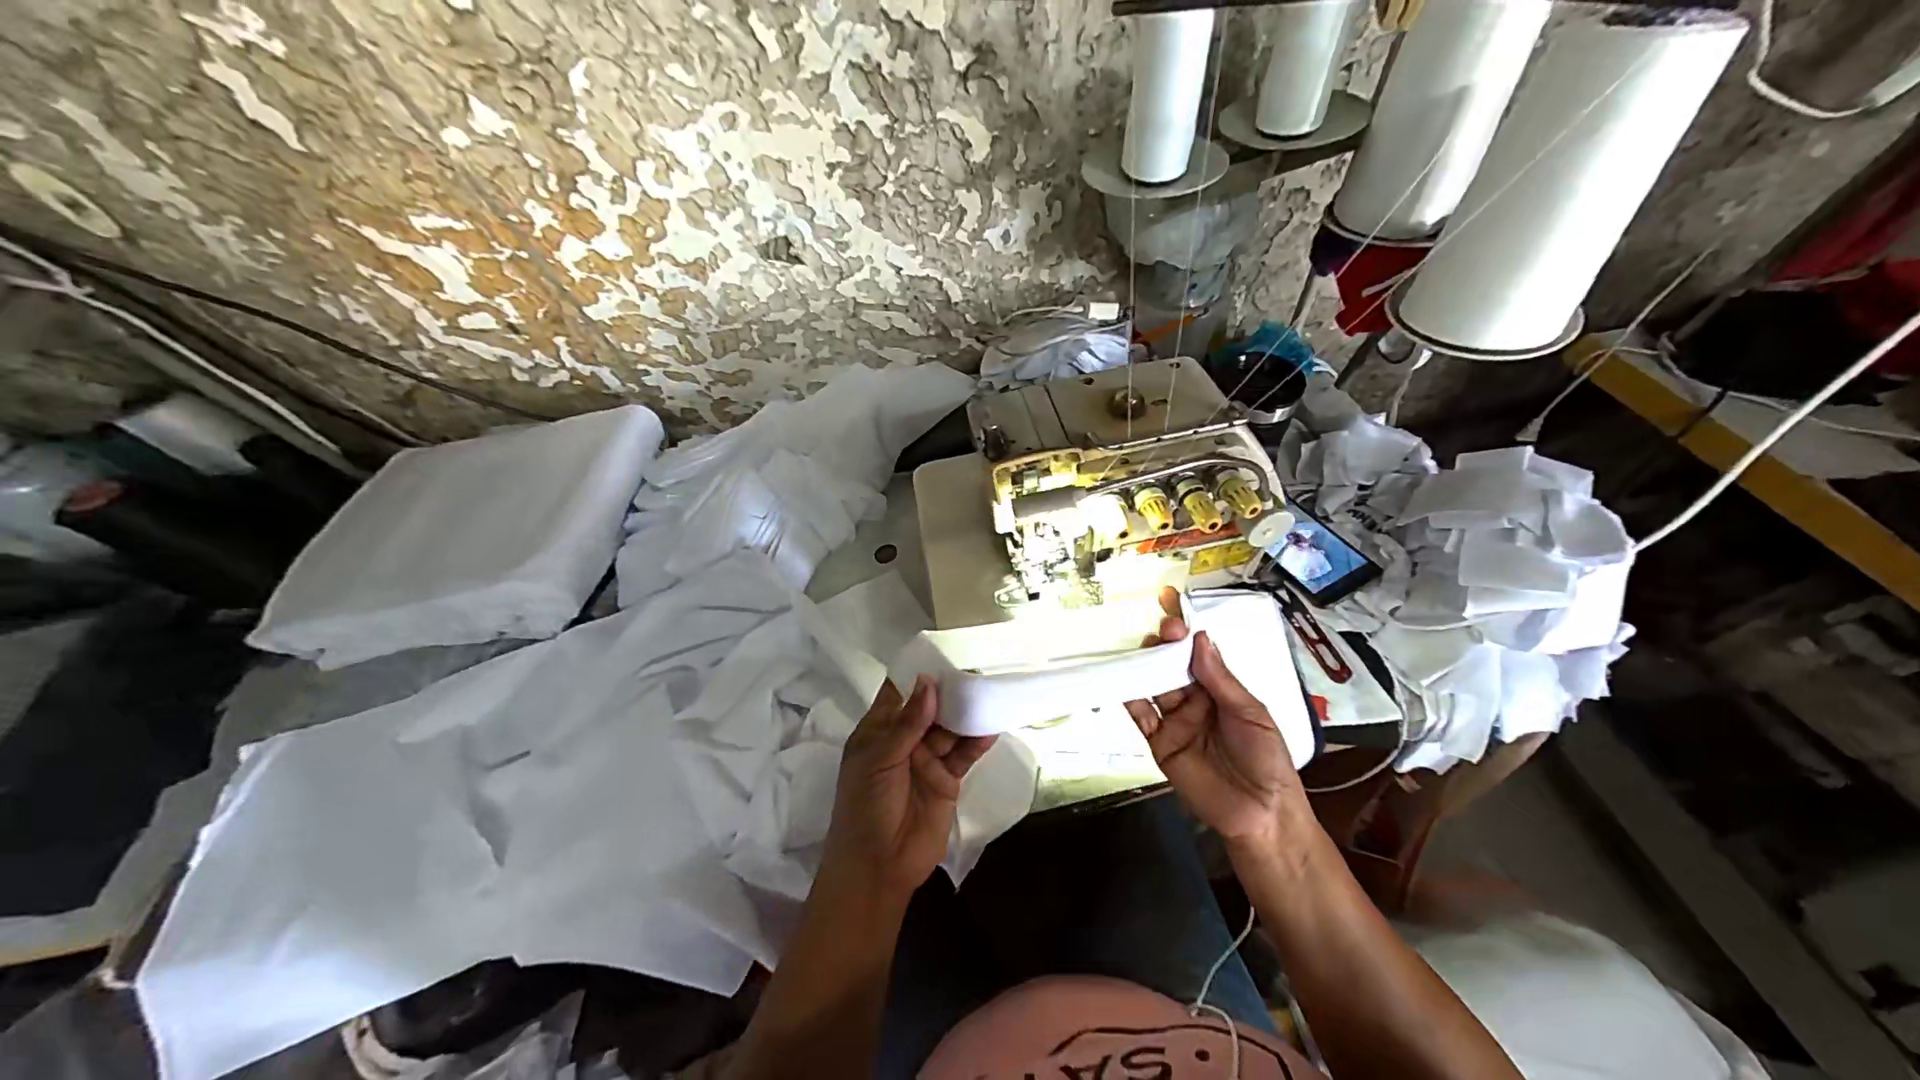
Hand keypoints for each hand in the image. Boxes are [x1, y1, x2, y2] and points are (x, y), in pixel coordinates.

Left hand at [823, 676, 997, 897]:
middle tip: (976, 669)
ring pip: (950, 729)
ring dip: (967, 714)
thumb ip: (908, 723)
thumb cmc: (865, 807)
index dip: (917, 674)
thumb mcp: (879, 760)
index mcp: (878, 730)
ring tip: (989, 692)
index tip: (942, 652)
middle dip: (950, 691)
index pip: (898, 693)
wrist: (878, 866)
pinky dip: (977, 742)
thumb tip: (929, 682)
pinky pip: (964, 755)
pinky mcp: (947, 780)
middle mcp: (904, 740)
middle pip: (930, 708)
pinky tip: (991, 727)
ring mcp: (927, 759)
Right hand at [1124, 587, 1305, 845]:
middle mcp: (1195, 701)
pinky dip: (1130, 699)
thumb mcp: (1250, 713)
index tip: (1172, 605)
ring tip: (1142, 650)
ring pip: (1153, 685)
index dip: (1184, 632)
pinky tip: (1124, 682)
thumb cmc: (1267, 760)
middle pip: (1171, 666)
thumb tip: (1199, 639)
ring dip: (1145, 666)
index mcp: (1221, 690)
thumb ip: (1220, 678)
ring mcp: (1175, 721)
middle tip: (1162, 630)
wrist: (1261, 814)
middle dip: (1164, 646)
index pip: (1198, 654)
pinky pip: (1141, 716)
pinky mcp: (1160, 743)